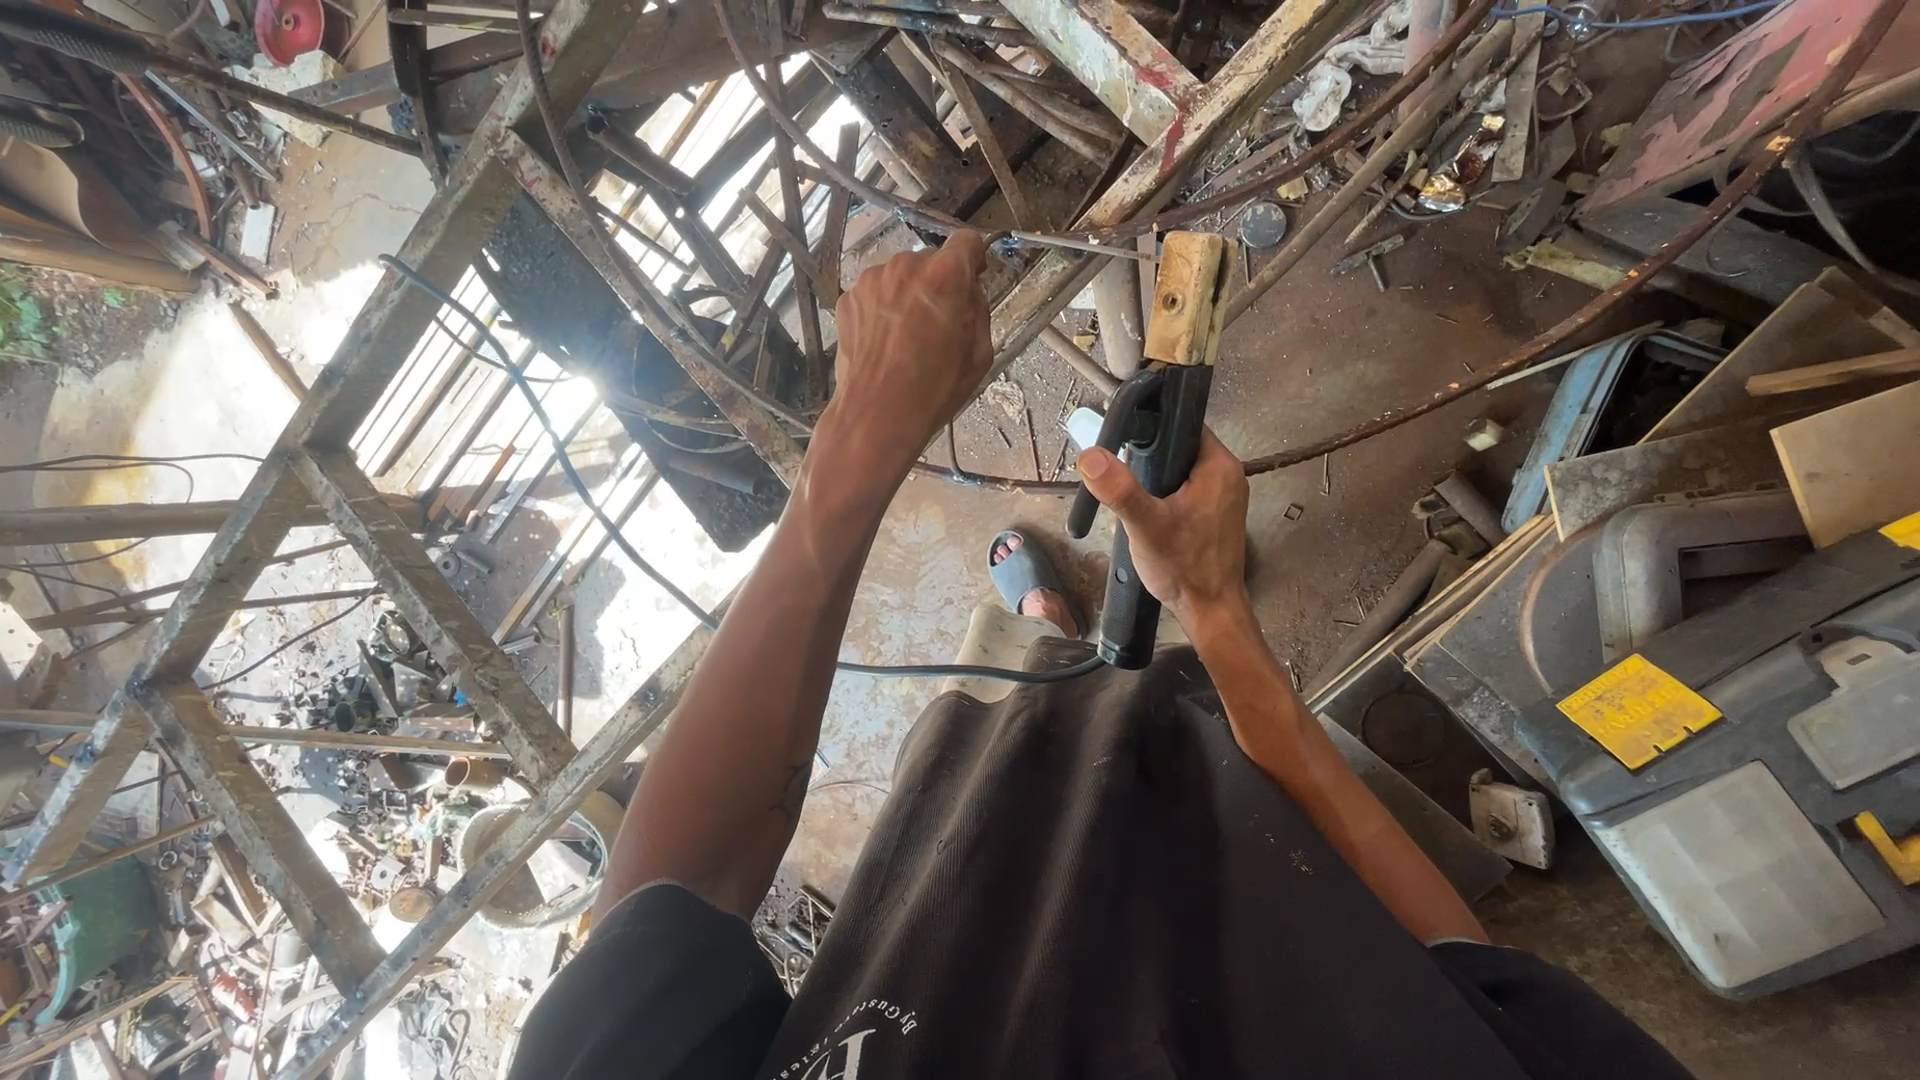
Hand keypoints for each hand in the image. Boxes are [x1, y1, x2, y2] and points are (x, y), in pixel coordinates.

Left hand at [818, 231, 993, 475]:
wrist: (877, 415)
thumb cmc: (934, 389)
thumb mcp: (980, 353)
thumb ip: (978, 309)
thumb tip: (968, 290)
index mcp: (945, 276)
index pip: (967, 241)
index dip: (973, 259)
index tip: (973, 277)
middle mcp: (905, 266)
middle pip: (931, 261)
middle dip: (938, 284)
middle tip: (938, 323)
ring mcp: (872, 280)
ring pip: (900, 277)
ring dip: (908, 295)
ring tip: (908, 337)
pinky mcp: (849, 298)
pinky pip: (876, 293)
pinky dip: (883, 309)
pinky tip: (886, 342)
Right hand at [1077, 427, 1250, 628]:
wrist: (1209, 610)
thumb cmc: (1185, 568)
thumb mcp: (1146, 526)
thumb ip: (1119, 489)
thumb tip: (1090, 456)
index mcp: (1219, 466)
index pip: (1182, 425)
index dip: (1152, 432)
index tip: (1128, 449)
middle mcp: (1227, 476)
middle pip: (1176, 449)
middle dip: (1147, 465)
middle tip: (1126, 486)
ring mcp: (1222, 497)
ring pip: (1177, 473)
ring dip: (1152, 486)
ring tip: (1135, 508)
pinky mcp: (1213, 515)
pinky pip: (1183, 493)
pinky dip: (1162, 502)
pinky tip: (1148, 521)